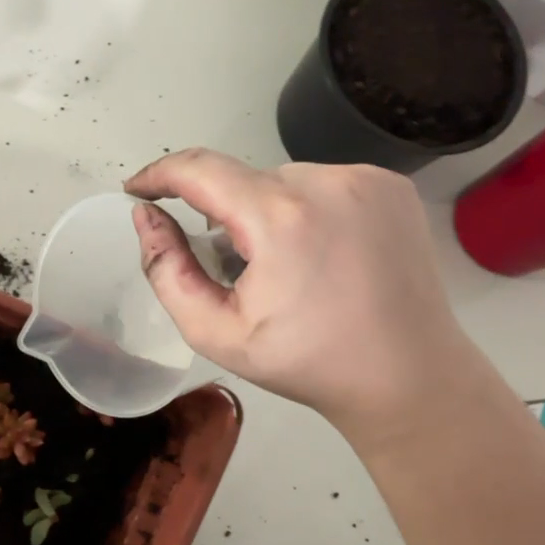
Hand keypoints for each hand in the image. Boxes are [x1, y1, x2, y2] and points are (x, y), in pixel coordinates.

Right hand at [126, 150, 477, 442]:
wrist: (407, 375)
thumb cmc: (306, 363)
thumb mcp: (216, 333)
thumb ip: (167, 271)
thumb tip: (145, 217)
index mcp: (279, 219)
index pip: (200, 169)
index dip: (159, 174)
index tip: (136, 190)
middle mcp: (326, 182)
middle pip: (244, 181)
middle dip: (224, 217)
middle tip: (232, 272)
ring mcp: (367, 180)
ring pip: (284, 182)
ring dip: (266, 214)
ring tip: (285, 270)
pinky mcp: (392, 187)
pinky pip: (325, 185)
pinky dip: (306, 211)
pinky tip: (321, 256)